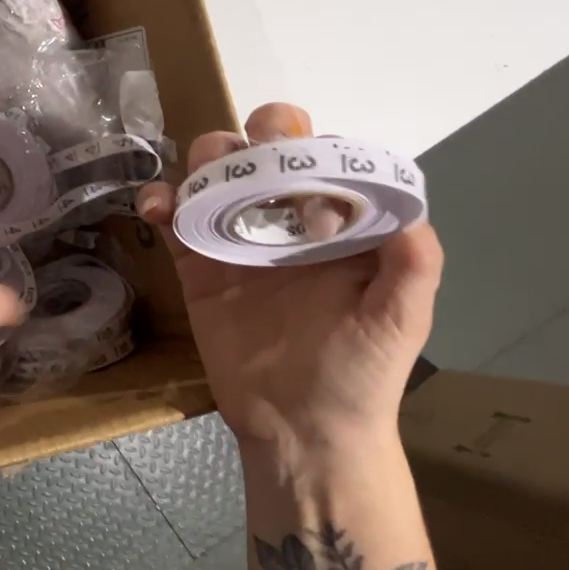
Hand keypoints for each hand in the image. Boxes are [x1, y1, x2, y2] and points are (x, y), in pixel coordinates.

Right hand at [135, 103, 442, 454]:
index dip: (307, 145)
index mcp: (339, 227)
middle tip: (241, 163)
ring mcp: (237, 245)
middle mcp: (287, 226)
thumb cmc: (358, 373)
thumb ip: (412, 262)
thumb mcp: (400, 318)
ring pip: (213, 180)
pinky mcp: (196, 269)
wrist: (299, 427)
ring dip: (200, 164)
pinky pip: (174, 223)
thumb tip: (405, 203)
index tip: (294, 160)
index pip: (322, 162)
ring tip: (196, 183)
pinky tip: (156, 208)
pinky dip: (160, 203)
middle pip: (261, 156)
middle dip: (248, 142)